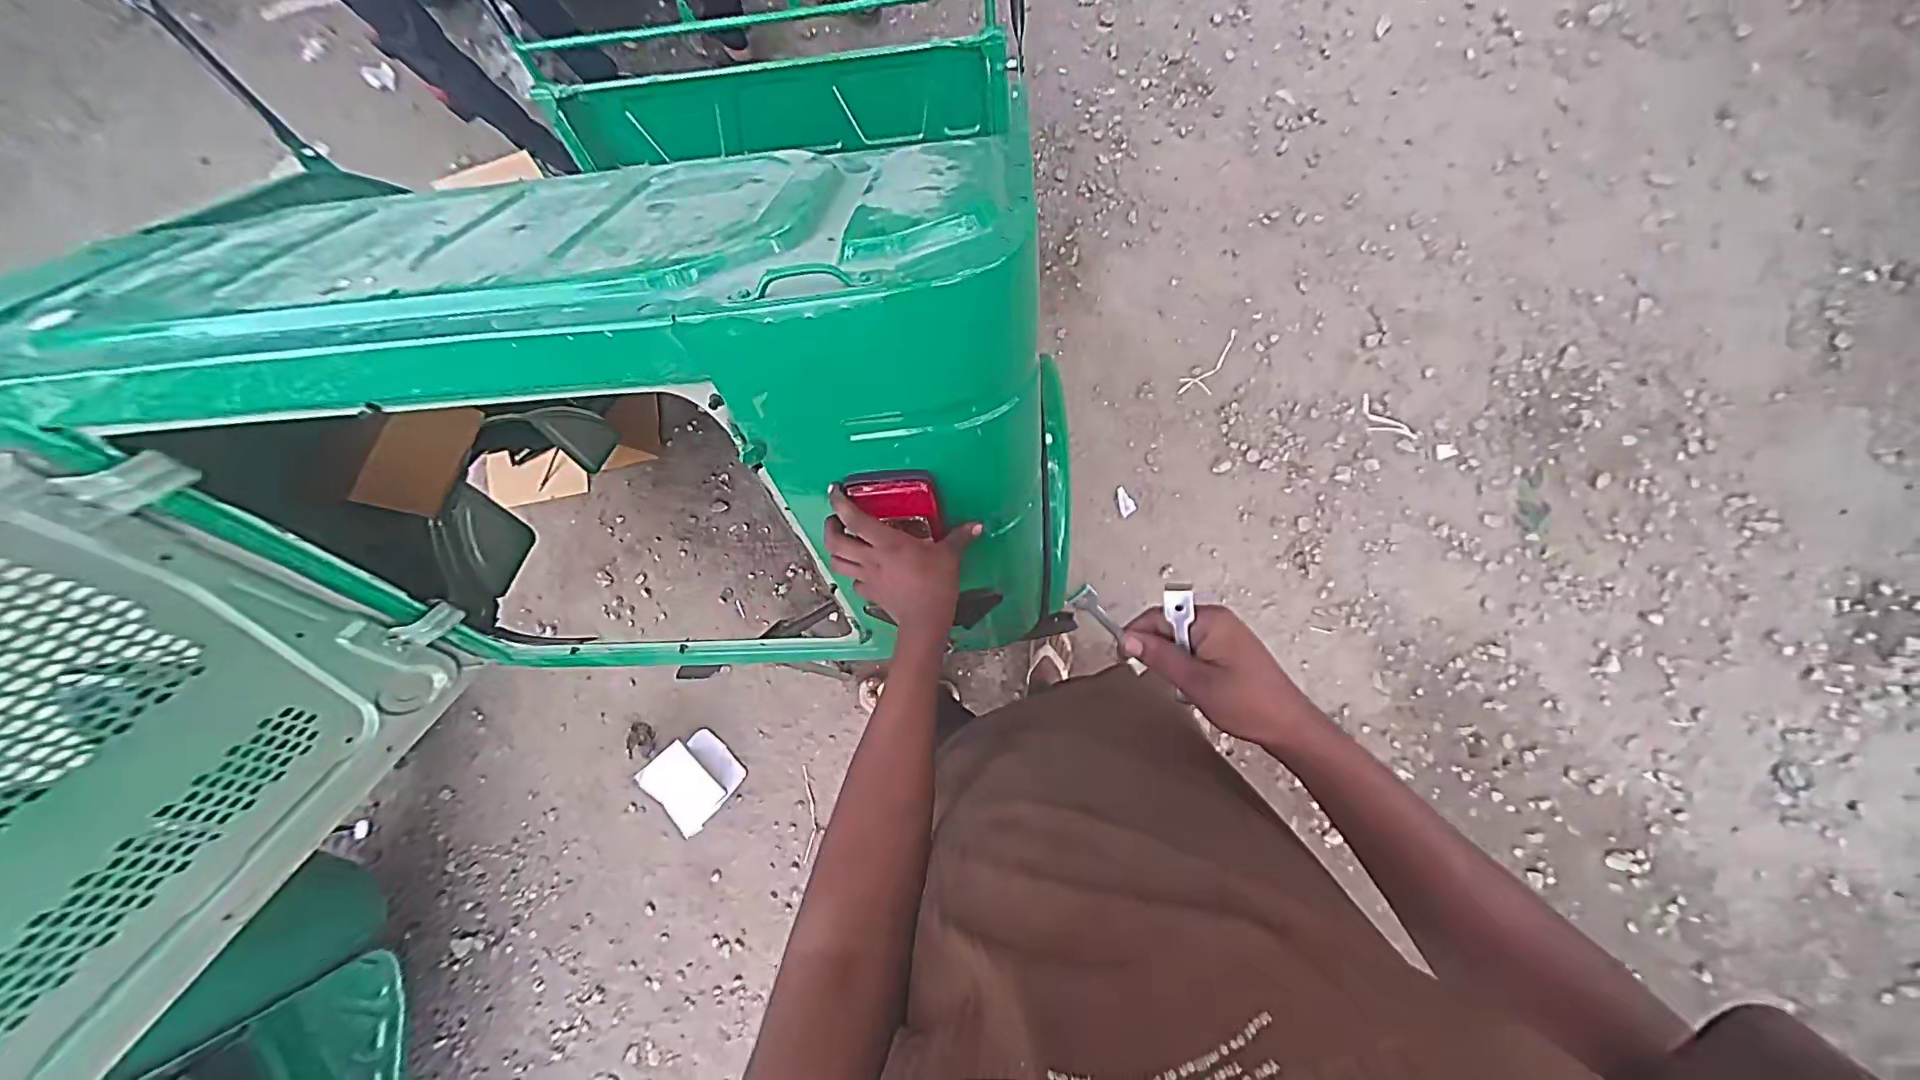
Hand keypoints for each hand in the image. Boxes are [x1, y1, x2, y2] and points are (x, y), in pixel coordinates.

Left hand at [824, 486, 980, 640]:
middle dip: (829, 527)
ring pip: (836, 562)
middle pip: (833, 541)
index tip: (835, 491)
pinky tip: (864, 571)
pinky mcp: (870, 594)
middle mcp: (870, 558)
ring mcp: (867, 577)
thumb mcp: (949, 556)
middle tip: (836, 519)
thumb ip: (959, 537)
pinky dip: (854, 574)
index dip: (839, 502)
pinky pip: (854, 581)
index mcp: (886, 542)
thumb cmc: (935, 585)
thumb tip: (976, 525)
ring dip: (835, 551)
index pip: (852, 518)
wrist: (925, 622)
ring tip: (844, 542)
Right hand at [1122, 605, 1330, 750]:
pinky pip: (1193, 648)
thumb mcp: (1194, 680)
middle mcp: (1218, 620)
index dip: (1138, 634)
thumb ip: (1159, 656)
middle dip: (1158, 650)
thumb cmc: (1251, 704)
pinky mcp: (1228, 648)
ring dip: (1173, 661)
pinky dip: (1187, 666)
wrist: (1288, 726)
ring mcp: (1225, 634)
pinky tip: (1196, 686)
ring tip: (1185, 685)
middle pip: (1168, 625)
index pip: (1158, 615)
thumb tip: (1131, 639)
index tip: (1126, 654)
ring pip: (1179, 639)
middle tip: (1159, 675)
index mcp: (1211, 620)